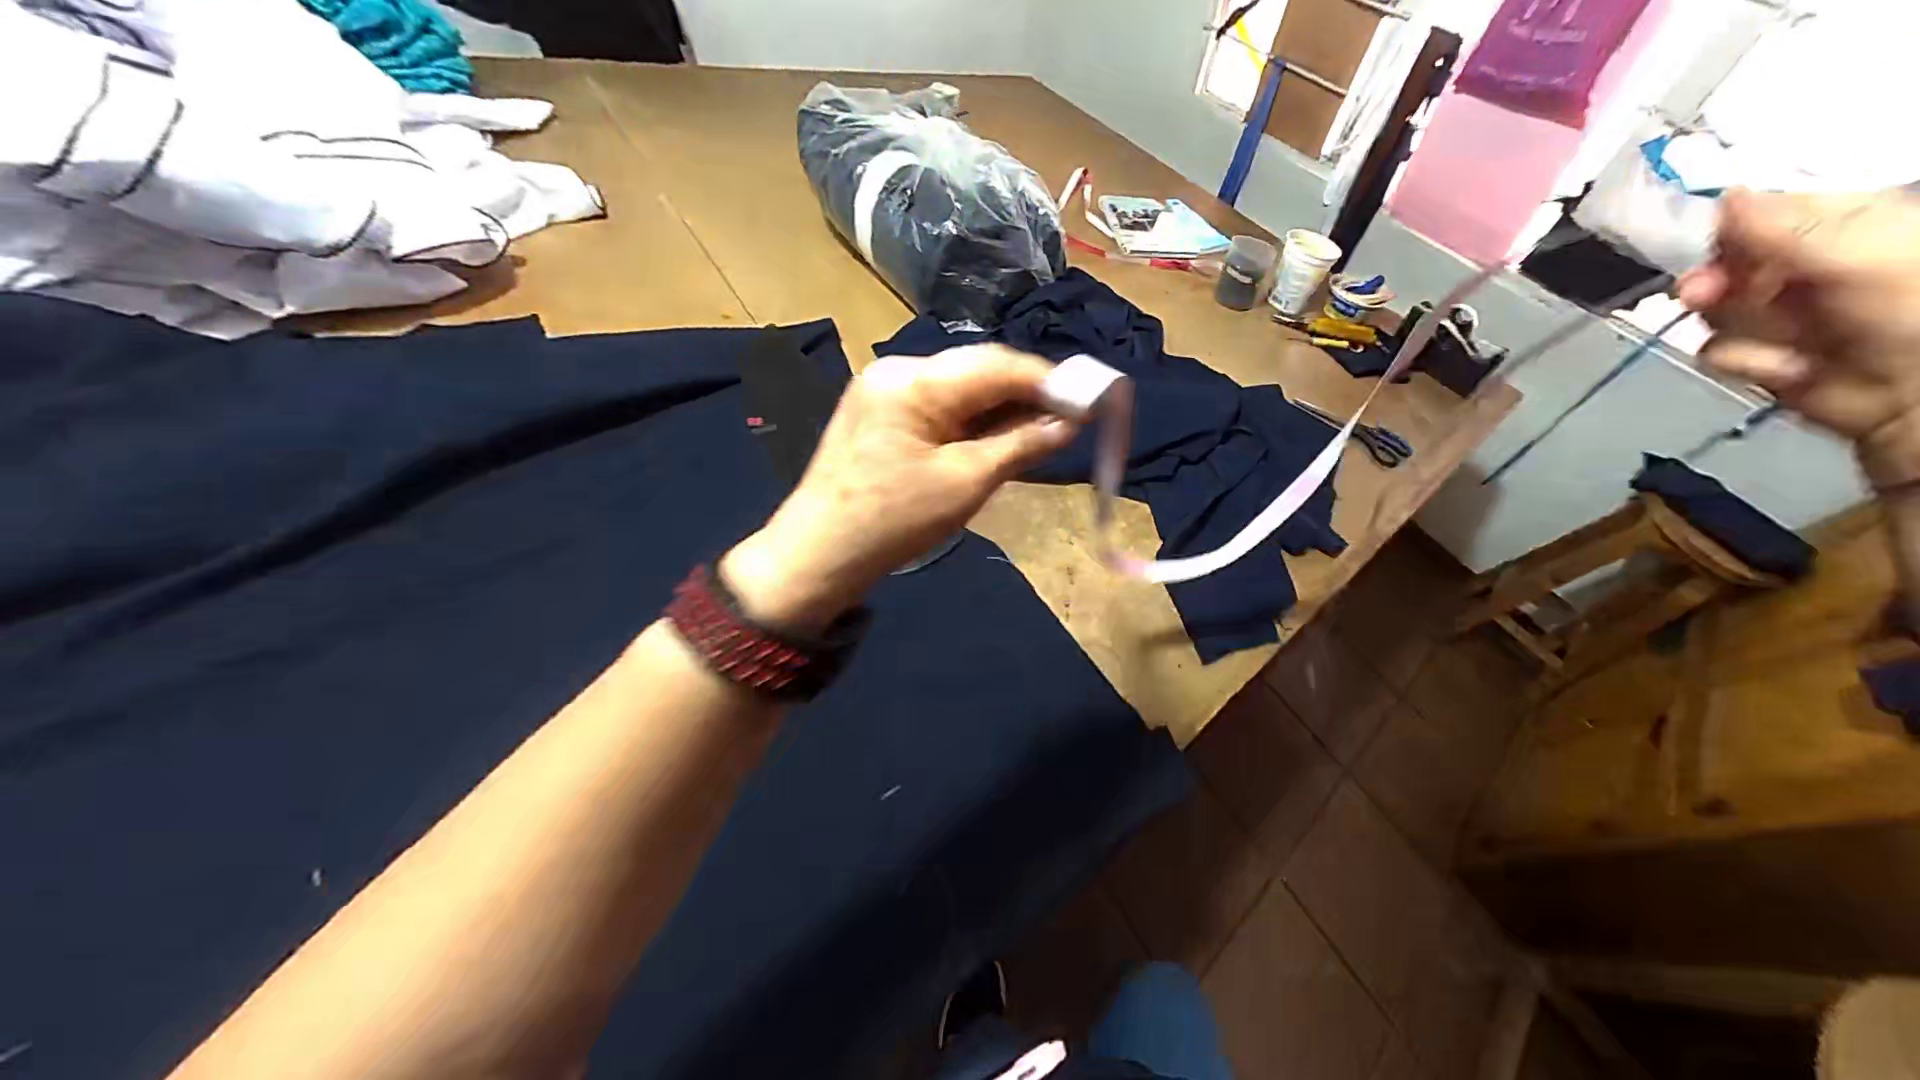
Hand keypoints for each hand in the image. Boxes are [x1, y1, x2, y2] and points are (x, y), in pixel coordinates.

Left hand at [720, 344, 1078, 631]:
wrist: (818, 555)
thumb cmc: (893, 522)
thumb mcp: (966, 483)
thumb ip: (1021, 444)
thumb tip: (1070, 420)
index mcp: (914, 380)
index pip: (997, 364)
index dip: (1049, 381)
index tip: (1090, 401)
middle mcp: (896, 370)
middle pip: (977, 371)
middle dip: (1025, 395)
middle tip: (1067, 422)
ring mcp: (882, 389)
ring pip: (959, 388)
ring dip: (998, 409)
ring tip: (1037, 435)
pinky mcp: (878, 412)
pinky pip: (937, 406)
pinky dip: (970, 421)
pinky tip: (994, 440)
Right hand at [1678, 188, 1919, 485]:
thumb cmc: (1915, 315)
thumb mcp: (1865, 255)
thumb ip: (1790, 227)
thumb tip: (1725, 196)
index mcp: (1855, 229)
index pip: (1772, 214)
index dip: (1734, 229)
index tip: (1712, 244)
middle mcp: (1816, 270)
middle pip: (1732, 265)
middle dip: (1716, 282)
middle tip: (1702, 293)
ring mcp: (1788, 318)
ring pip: (1718, 312)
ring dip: (1738, 329)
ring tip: (1780, 343)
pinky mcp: (1765, 359)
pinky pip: (1721, 353)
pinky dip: (1747, 362)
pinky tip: (1787, 369)